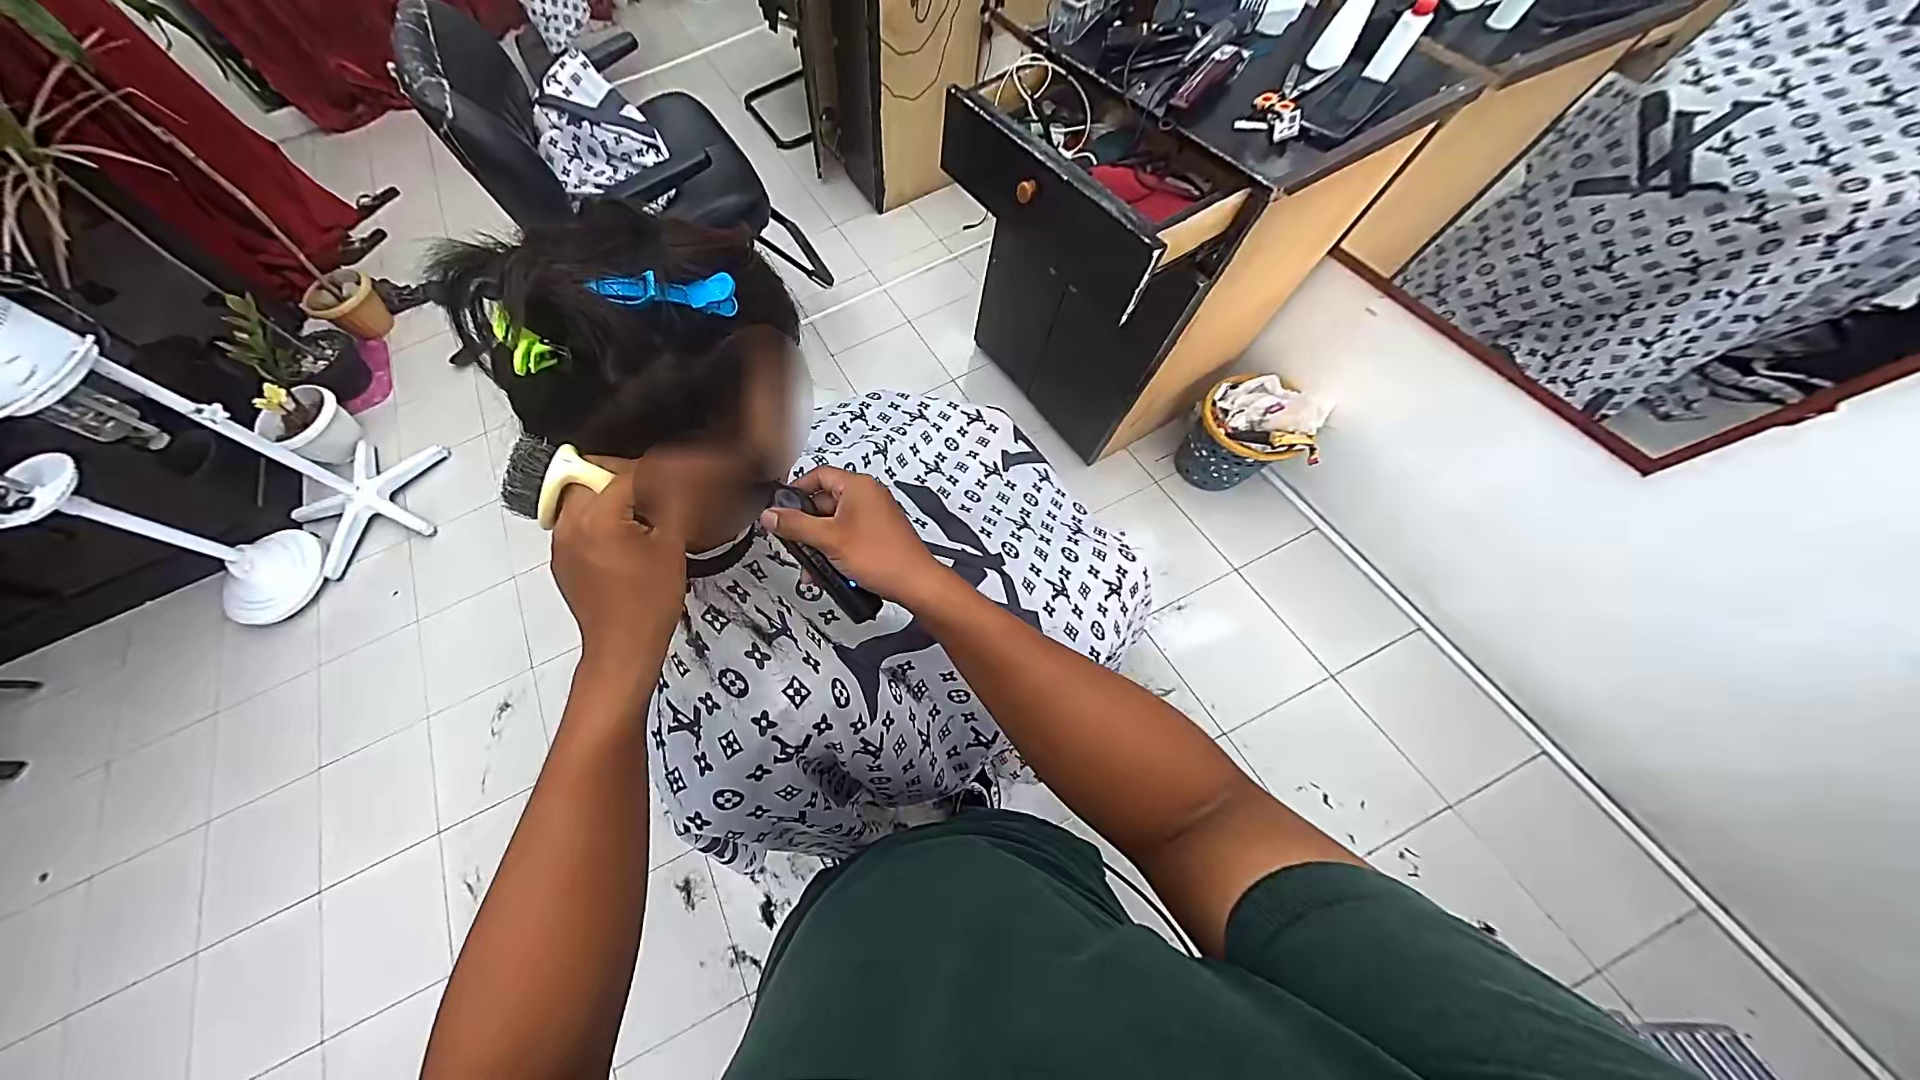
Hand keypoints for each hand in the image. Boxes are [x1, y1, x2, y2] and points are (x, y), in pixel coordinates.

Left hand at [549, 448, 722, 662]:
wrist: (624, 647)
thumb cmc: (649, 603)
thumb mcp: (671, 545)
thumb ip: (670, 501)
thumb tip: (674, 473)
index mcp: (595, 519)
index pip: (622, 473)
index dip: (652, 471)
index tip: (671, 477)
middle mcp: (568, 526)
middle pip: (589, 476)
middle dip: (621, 476)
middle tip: (653, 492)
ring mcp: (561, 544)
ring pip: (580, 497)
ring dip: (609, 497)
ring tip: (642, 516)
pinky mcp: (563, 560)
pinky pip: (577, 522)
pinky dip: (600, 519)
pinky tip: (628, 539)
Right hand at [758, 466, 948, 605]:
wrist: (914, 582)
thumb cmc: (885, 557)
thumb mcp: (829, 540)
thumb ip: (795, 525)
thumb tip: (772, 515)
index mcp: (858, 486)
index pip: (817, 475)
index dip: (796, 491)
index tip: (782, 508)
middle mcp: (868, 496)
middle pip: (823, 502)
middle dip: (807, 527)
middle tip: (797, 543)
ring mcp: (874, 515)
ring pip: (834, 524)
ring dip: (820, 544)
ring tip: (815, 564)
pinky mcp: (877, 534)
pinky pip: (847, 536)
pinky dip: (835, 551)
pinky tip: (831, 570)